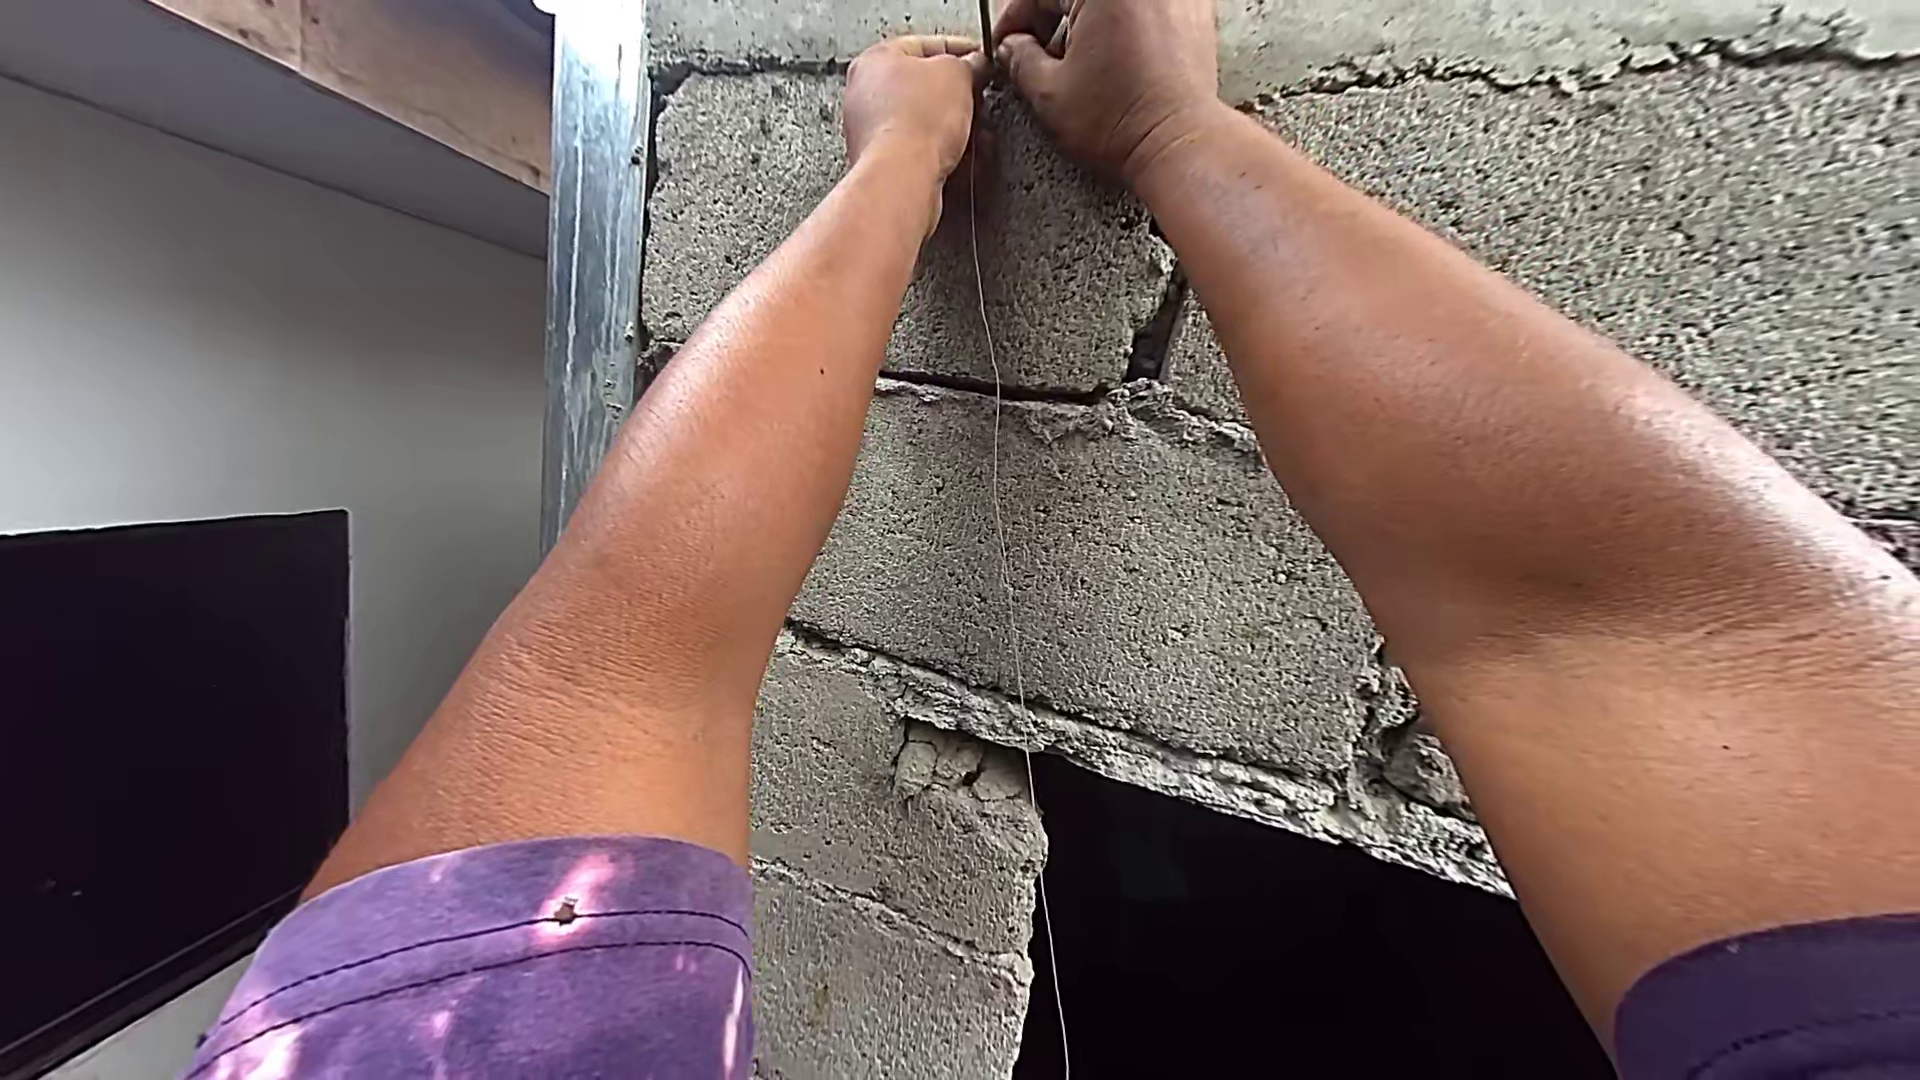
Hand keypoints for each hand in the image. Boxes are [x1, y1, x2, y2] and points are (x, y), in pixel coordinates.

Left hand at [844, 36, 988, 179]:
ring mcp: (872, 138)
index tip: (979, 65)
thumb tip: (977, 66)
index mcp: (874, 60)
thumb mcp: (956, 75)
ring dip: (951, 132)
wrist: (902, 181)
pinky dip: (940, 158)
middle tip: (977, 103)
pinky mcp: (884, 170)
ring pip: (921, 127)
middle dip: (955, 99)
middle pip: (921, 90)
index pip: (924, 47)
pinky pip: (919, 157)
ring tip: (974, 138)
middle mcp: (866, 99)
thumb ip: (969, 65)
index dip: (959, 53)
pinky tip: (958, 162)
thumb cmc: (916, 125)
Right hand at [994, 0, 1224, 182]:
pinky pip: (1143, 7)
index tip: (1006, 44)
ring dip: (1085, 24)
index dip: (1015, 18)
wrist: (1173, 144)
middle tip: (1036, 57)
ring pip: (1109, 3)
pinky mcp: (1192, 7)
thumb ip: (1020, 61)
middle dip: (1049, 20)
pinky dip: (1122, 26)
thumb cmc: (1118, 123)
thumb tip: (1011, 48)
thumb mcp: (1050, 95)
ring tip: (1076, 67)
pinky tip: (1111, 62)